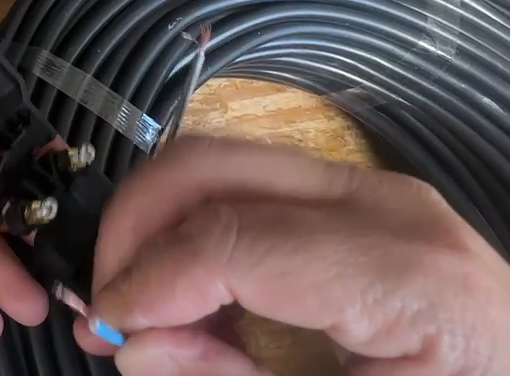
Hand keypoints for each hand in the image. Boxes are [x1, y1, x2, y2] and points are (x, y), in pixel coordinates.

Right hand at [78, 137, 509, 375]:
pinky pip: (247, 189)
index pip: (233, 239)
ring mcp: (375, 190)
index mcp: (408, 271)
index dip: (150, 279)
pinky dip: (197, 229)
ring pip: (219, 163)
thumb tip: (127, 346)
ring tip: (135, 297)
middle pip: (211, 166)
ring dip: (158, 221)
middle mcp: (387, 201)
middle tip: (101, 296)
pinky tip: (192, 297)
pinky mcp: (360, 199)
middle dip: (136, 223)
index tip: (102, 327)